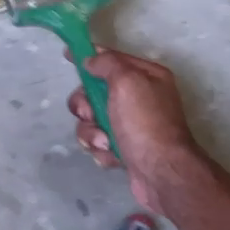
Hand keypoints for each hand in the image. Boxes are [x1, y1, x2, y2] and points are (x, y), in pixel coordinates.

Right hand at [68, 48, 205, 214]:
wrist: (162, 174)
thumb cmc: (145, 122)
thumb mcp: (127, 81)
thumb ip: (106, 63)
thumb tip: (91, 60)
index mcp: (146, 76)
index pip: (111, 58)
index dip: (88, 56)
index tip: (67, 55)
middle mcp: (140, 98)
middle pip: (95, 91)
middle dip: (86, 105)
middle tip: (89, 115)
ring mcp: (132, 125)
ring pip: (92, 119)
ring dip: (91, 131)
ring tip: (103, 142)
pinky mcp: (125, 149)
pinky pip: (99, 141)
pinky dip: (101, 149)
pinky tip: (111, 155)